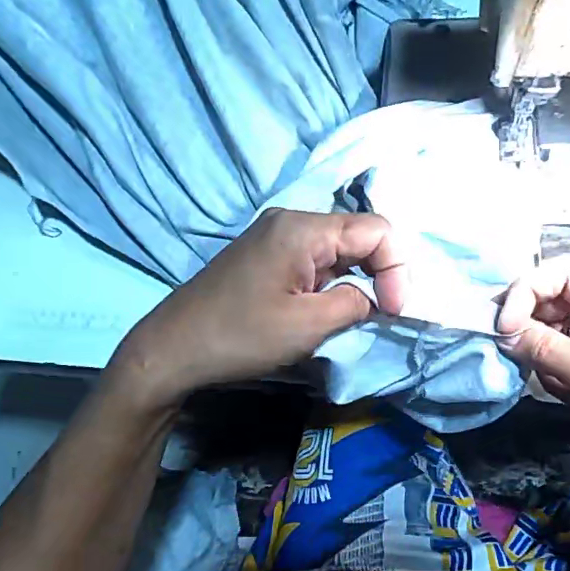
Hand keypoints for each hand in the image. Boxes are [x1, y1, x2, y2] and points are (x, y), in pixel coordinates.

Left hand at [109, 208, 406, 405]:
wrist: (173, 349)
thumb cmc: (241, 336)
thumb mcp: (309, 325)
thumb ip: (355, 303)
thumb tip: (373, 298)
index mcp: (303, 228)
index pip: (377, 230)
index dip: (396, 269)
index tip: (392, 311)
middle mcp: (290, 221)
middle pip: (357, 235)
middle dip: (378, 273)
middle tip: (381, 315)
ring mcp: (273, 237)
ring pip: (336, 250)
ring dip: (354, 281)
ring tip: (353, 317)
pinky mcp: (263, 256)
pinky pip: (312, 260)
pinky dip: (329, 283)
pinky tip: (324, 310)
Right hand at [496, 255, 569, 493]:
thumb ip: (550, 352)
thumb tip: (503, 329)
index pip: (569, 273)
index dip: (530, 290)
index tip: (505, 325)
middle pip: (555, 289)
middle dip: (525, 313)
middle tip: (500, 339)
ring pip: (548, 313)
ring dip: (530, 337)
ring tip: (524, 362)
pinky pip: (551, 337)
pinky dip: (538, 353)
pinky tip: (547, 376)